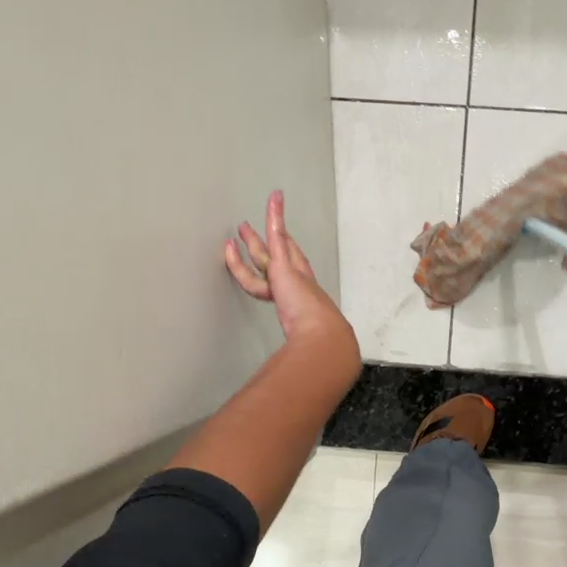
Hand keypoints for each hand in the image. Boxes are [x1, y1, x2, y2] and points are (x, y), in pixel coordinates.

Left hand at [225, 191, 355, 350]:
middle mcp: (301, 281)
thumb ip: (302, 348)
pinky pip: (277, 233)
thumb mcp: (306, 343)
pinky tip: (275, 197)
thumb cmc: (319, 341)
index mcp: (306, 296)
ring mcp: (291, 271)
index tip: (280, 252)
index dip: (287, 260)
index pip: (294, 273)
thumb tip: (301, 369)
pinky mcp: (283, 264)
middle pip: (282, 256)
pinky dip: (276, 214)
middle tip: (253, 234)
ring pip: (269, 247)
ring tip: (242, 225)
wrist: (324, 336)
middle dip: (268, 245)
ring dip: (257, 234)